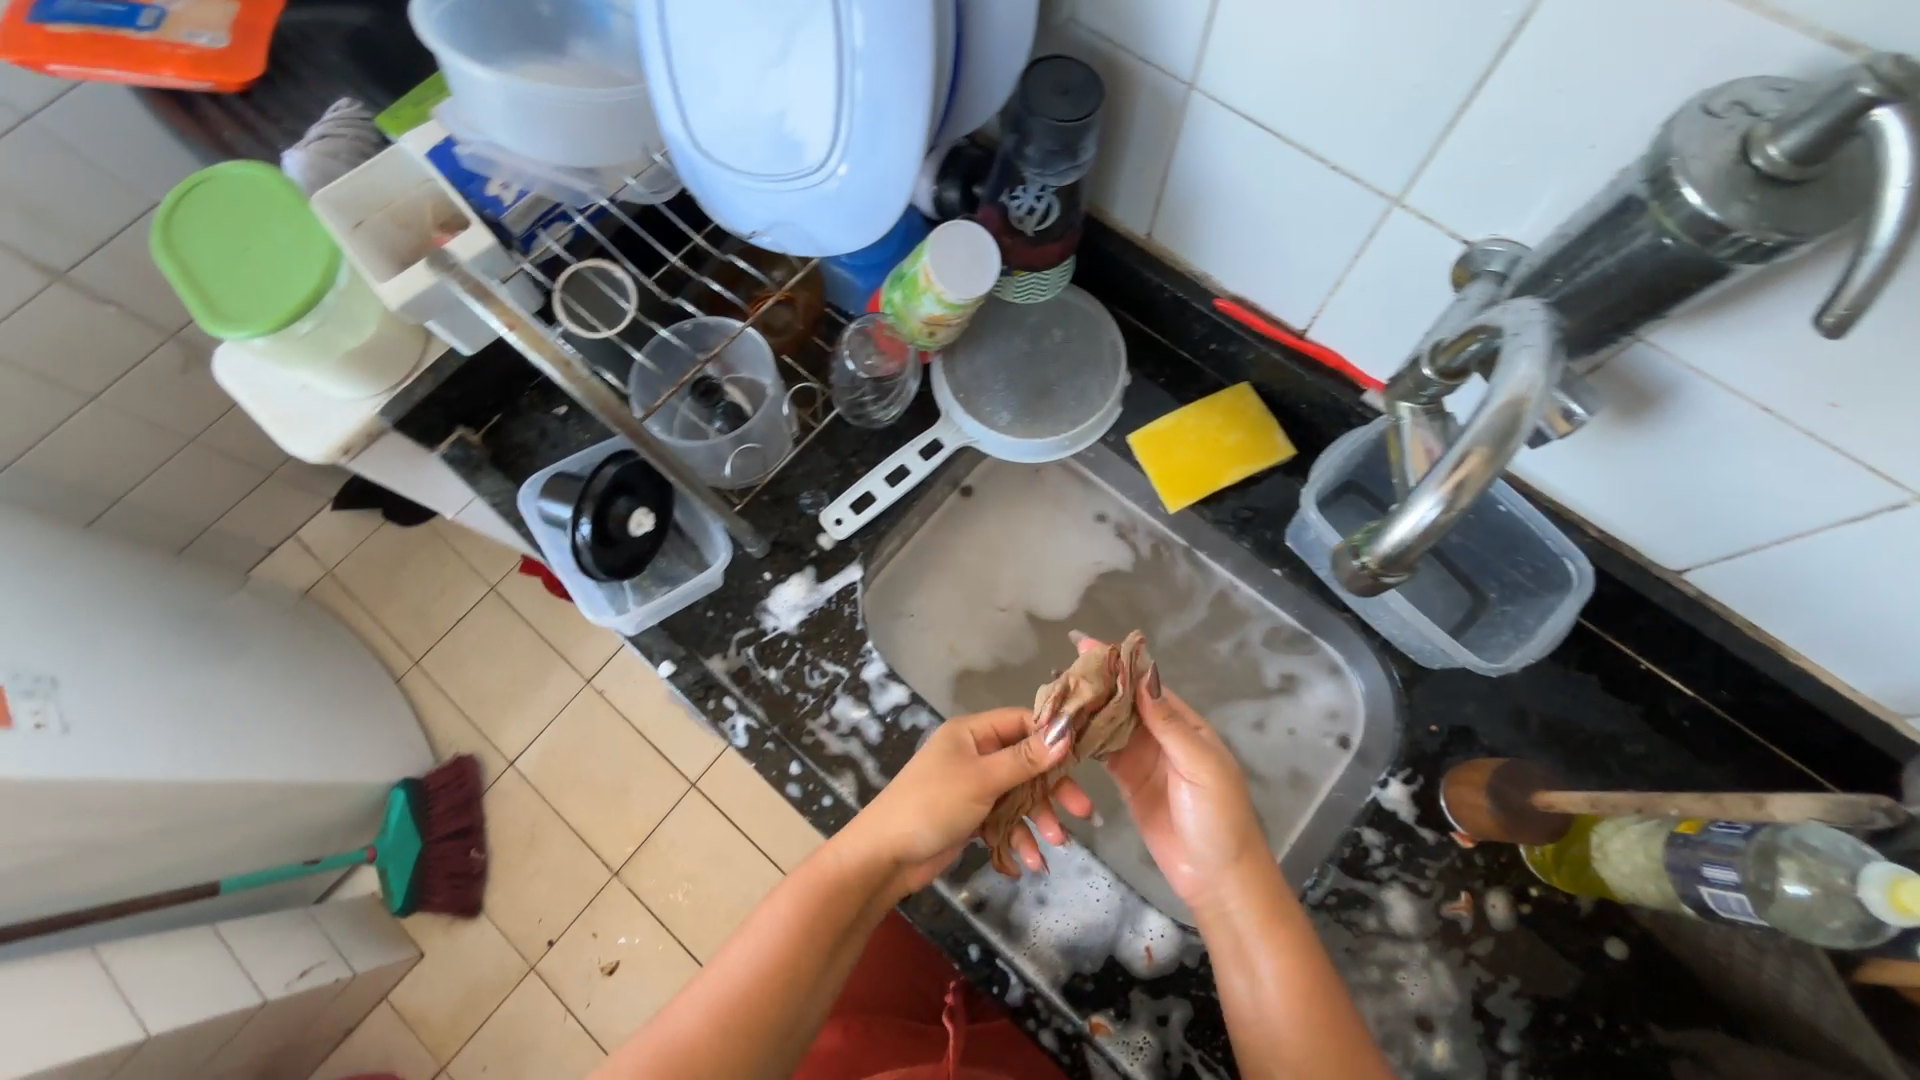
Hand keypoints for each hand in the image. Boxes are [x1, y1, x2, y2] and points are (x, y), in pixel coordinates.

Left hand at [841, 708, 1091, 896]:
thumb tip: (1065, 733)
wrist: (886, 856)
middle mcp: (974, 755)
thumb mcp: (982, 779)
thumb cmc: (932, 804)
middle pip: (1026, 764)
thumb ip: (1025, 759)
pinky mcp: (970, 818)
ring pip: (1018, 797)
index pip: (1022, 723)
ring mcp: (972, 788)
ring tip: (1057, 844)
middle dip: (1051, 789)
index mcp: (971, 733)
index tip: (1081, 757)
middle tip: (1082, 811)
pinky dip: (1016, 839)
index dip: (1052, 737)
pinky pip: (1003, 822)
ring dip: (1037, 819)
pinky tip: (1027, 862)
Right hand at [1076, 635, 1269, 911]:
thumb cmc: (1220, 819)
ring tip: (1055, 695)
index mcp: (1187, 726)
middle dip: (1096, 685)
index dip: (1119, 666)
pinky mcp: (1128, 783)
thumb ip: (1170, 726)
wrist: (1219, 878)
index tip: (1088, 645)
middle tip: (1060, 670)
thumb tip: (1142, 678)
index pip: (1147, 686)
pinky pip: (1103, 754)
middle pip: (1124, 702)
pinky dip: (1084, 742)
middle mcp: (1163, 736)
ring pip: (1110, 726)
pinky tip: (1063, 731)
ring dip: (1086, 711)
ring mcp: (1144, 759)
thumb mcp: (1201, 767)